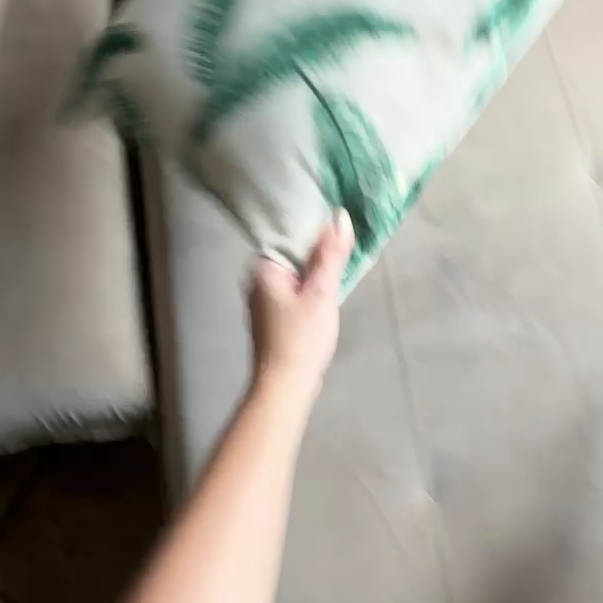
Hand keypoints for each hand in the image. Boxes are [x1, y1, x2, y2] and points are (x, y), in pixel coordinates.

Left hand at [247, 211, 353, 394]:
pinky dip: (310, 284)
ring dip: (316, 267)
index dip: (315, 227)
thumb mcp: (322, 292)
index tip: (338, 220)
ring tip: (342, 257)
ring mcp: (263, 297)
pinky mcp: (273, 314)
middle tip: (345, 240)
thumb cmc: (301, 337)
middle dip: (317, 248)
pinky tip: (328, 285)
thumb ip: (331, 254)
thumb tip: (340, 216)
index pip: (288, 232)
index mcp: (262, 266)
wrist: (285, 386)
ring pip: (295, 271)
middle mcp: (257, 277)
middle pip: (293, 252)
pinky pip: (294, 287)